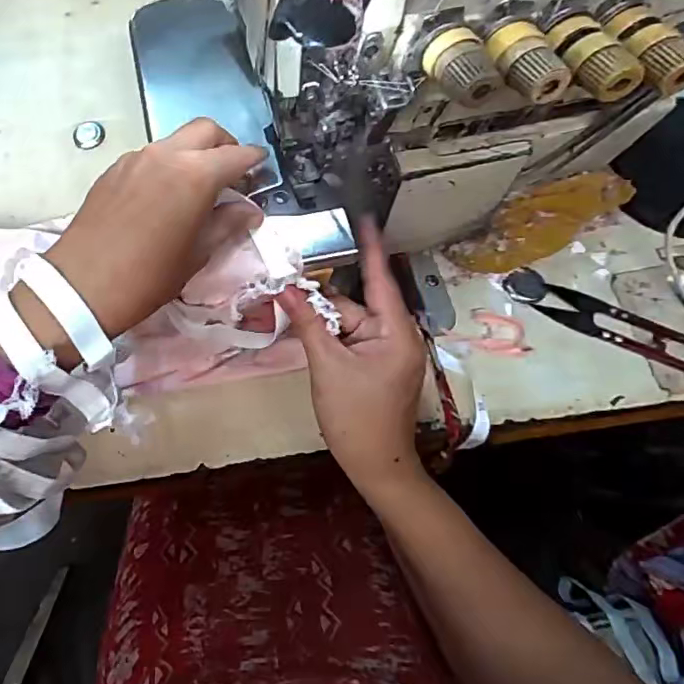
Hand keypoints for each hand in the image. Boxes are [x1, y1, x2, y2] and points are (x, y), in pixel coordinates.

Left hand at [15, 118, 264, 365]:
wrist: (82, 286)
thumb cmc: (148, 277)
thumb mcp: (197, 255)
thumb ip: (227, 225)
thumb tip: (249, 211)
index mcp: (194, 175)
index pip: (236, 155)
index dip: (254, 162)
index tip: (261, 171)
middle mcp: (165, 156)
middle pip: (205, 131)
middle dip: (225, 144)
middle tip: (233, 171)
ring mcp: (135, 160)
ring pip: (174, 141)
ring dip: (193, 154)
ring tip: (199, 187)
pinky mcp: (113, 171)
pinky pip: (149, 157)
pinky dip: (166, 166)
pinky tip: (165, 196)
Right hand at [275, 218, 428, 493]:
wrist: (375, 464)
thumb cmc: (356, 416)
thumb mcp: (328, 366)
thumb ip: (308, 323)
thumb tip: (287, 290)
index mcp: (395, 331)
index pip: (380, 279)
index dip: (370, 248)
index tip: (364, 219)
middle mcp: (396, 335)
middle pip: (356, 303)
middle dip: (325, 295)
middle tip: (291, 278)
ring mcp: (386, 352)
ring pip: (349, 322)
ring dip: (323, 318)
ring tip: (289, 302)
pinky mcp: (376, 365)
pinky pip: (350, 339)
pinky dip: (329, 335)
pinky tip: (305, 328)